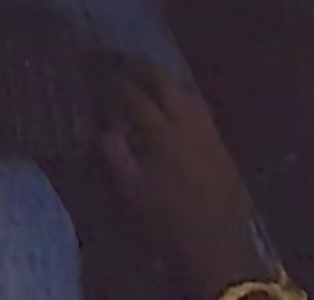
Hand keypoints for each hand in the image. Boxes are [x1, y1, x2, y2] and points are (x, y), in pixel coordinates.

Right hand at [104, 67, 268, 298]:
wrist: (221, 257)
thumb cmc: (168, 225)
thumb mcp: (131, 192)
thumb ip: (114, 152)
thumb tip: (105, 125)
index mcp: (163, 136)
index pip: (132, 94)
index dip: (110, 76)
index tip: (92, 64)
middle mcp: (188, 127)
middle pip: (163, 82)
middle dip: (137, 65)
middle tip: (115, 56)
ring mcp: (209, 134)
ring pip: (184, 90)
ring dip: (160, 75)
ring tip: (141, 69)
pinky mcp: (221, 145)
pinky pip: (198, 106)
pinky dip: (179, 92)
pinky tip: (170, 96)